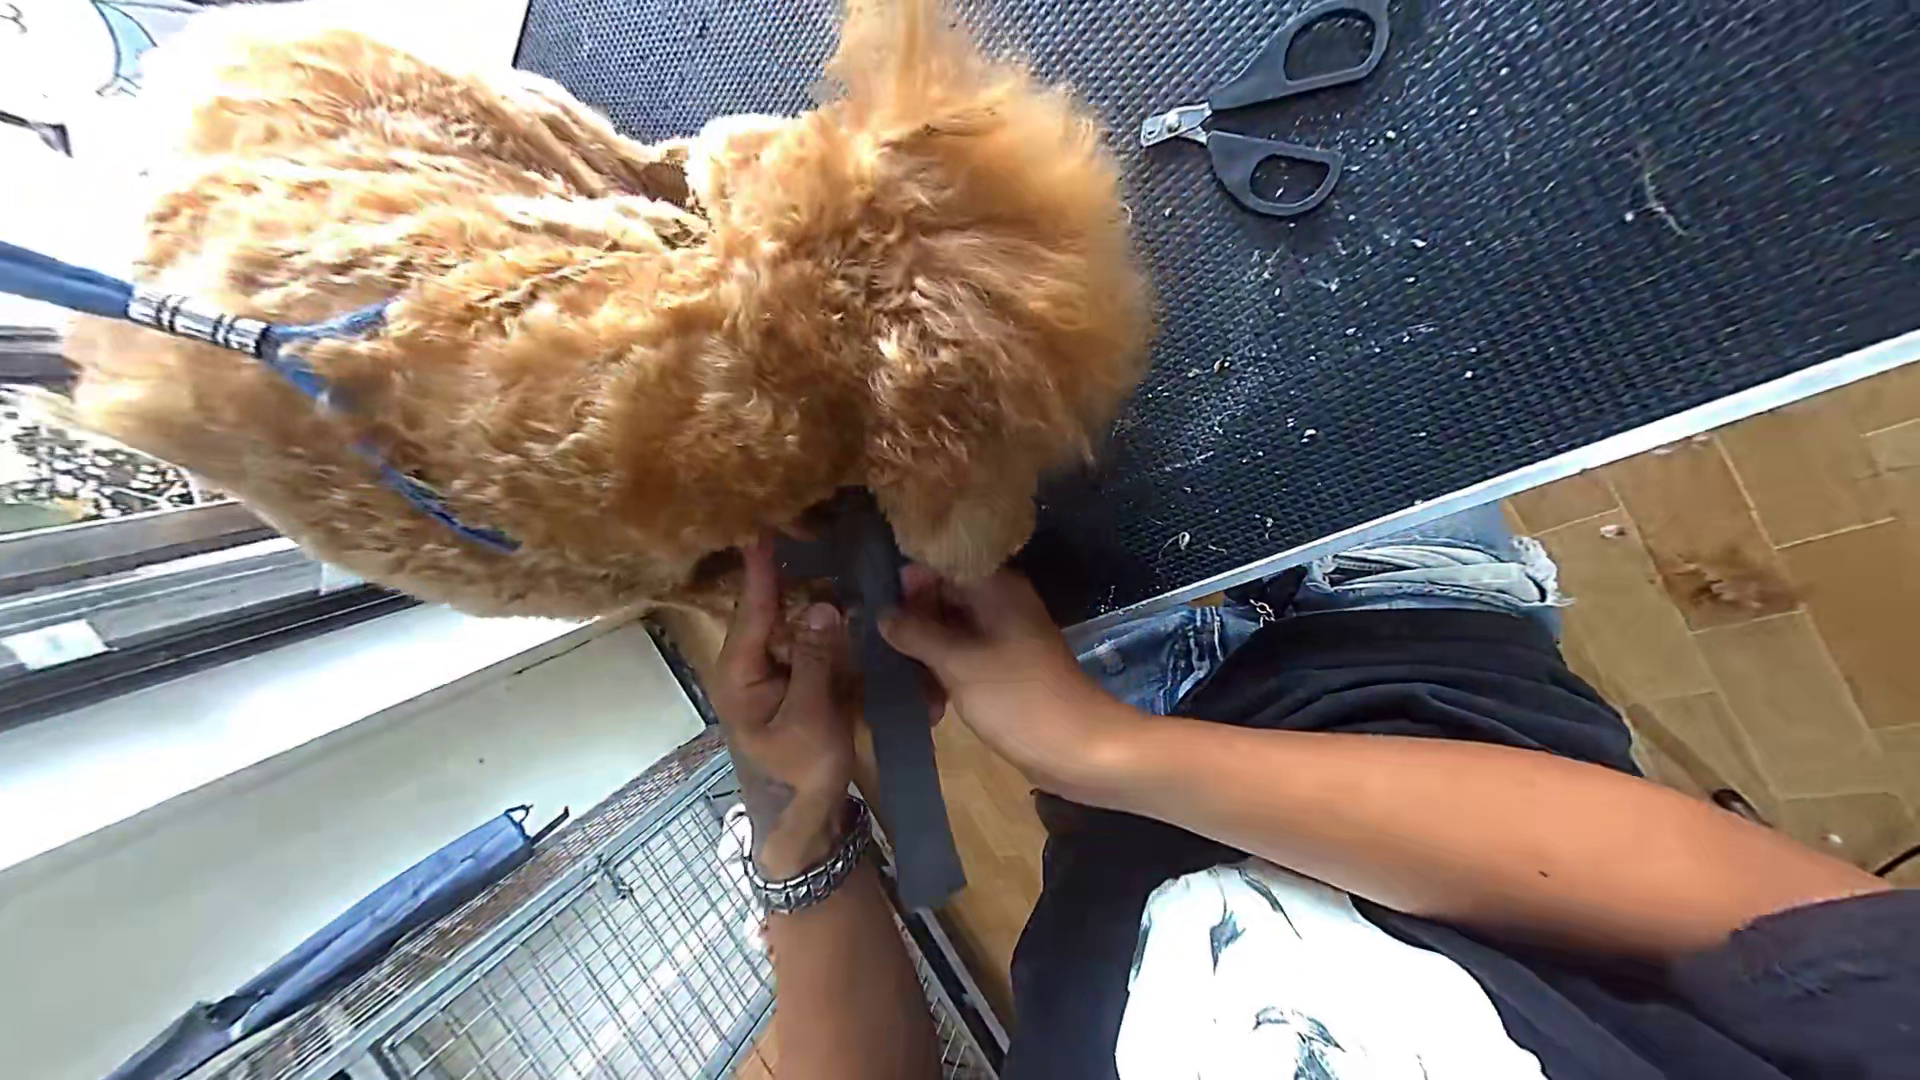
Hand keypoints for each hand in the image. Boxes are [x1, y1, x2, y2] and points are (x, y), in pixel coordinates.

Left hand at [711, 536, 856, 878]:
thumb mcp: (810, 717)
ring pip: (797, 623)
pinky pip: (816, 643)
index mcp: (742, 674)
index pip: (751, 611)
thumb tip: (823, 606)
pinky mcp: (802, 679)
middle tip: (813, 532)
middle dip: (793, 574)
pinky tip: (853, 603)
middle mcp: (755, 664)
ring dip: (818, 597)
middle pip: (773, 609)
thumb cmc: (802, 771)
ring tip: (839, 559)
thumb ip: (816, 660)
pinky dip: (834, 625)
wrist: (809, 814)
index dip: (760, 570)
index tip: (761, 529)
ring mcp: (779, 671)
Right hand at [880, 566, 1144, 798]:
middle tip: (879, 654)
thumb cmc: (1018, 699)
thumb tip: (883, 612)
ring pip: (948, 631)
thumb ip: (916, 633)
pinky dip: (944, 676)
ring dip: (924, 659)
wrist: (1080, 750)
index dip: (906, 580)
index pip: (940, 563)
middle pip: (941, 598)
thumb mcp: (958, 663)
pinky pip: (962, 658)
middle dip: (910, 625)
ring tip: (908, 693)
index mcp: (994, 587)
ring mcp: (1000, 635)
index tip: (873, 604)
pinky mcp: (1002, 666)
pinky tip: (930, 708)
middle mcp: (997, 602)